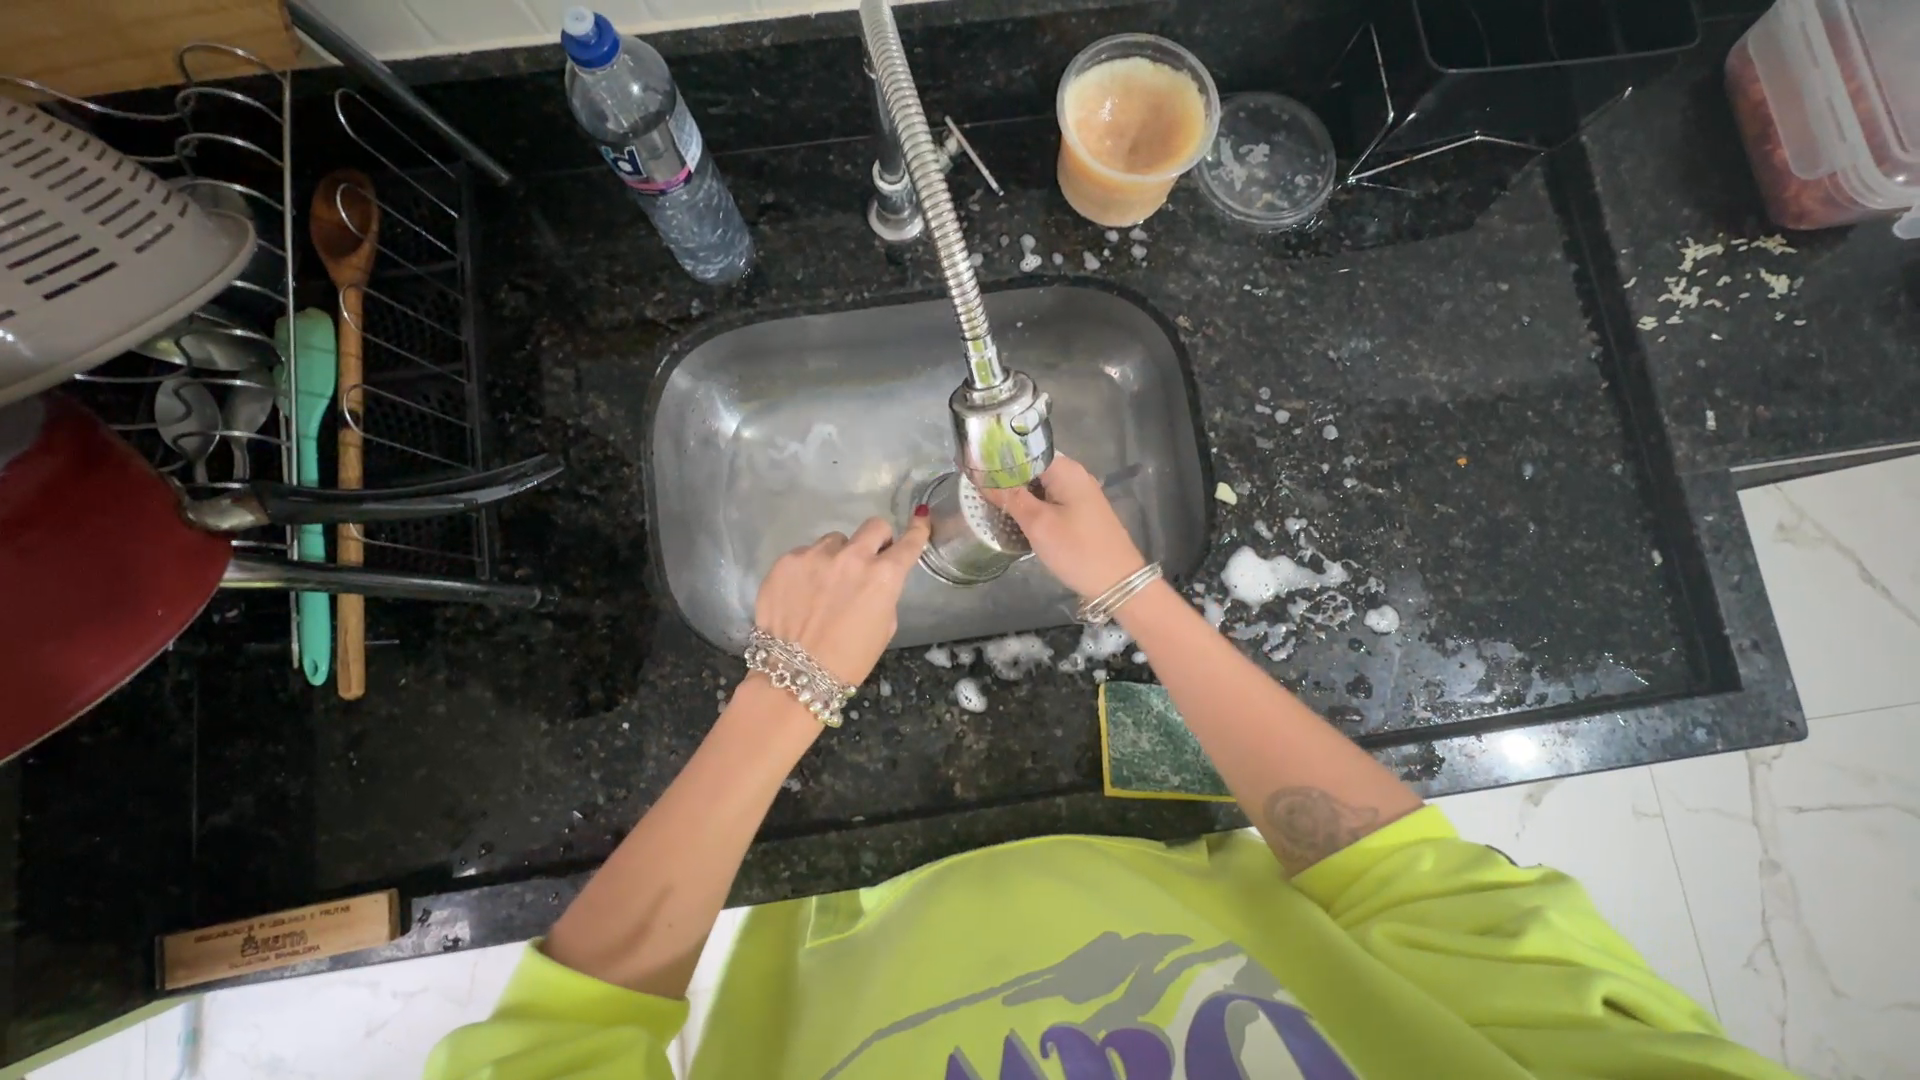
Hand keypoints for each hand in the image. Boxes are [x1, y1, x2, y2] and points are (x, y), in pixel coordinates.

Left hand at [754, 512, 930, 685]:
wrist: (794, 672)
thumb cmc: (850, 659)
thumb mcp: (884, 627)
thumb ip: (884, 592)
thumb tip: (876, 578)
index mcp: (883, 576)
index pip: (908, 543)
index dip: (917, 530)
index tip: (919, 519)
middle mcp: (852, 557)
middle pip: (874, 526)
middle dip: (876, 540)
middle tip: (869, 559)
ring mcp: (816, 556)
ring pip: (835, 541)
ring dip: (837, 556)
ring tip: (825, 586)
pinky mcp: (786, 561)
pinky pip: (805, 554)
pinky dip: (808, 569)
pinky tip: (801, 594)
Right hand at [983, 454, 1146, 597]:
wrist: (1118, 582)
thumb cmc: (1076, 550)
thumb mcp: (1038, 524)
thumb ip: (1010, 498)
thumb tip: (983, 478)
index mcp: (1065, 469)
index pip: (1024, 452)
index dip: (998, 460)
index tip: (974, 472)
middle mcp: (1075, 475)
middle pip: (1032, 468)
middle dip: (1007, 480)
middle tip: (979, 493)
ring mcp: (1080, 494)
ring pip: (1040, 487)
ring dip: (1019, 496)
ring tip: (992, 506)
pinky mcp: (1081, 512)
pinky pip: (1051, 501)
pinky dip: (1034, 507)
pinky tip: (1018, 519)